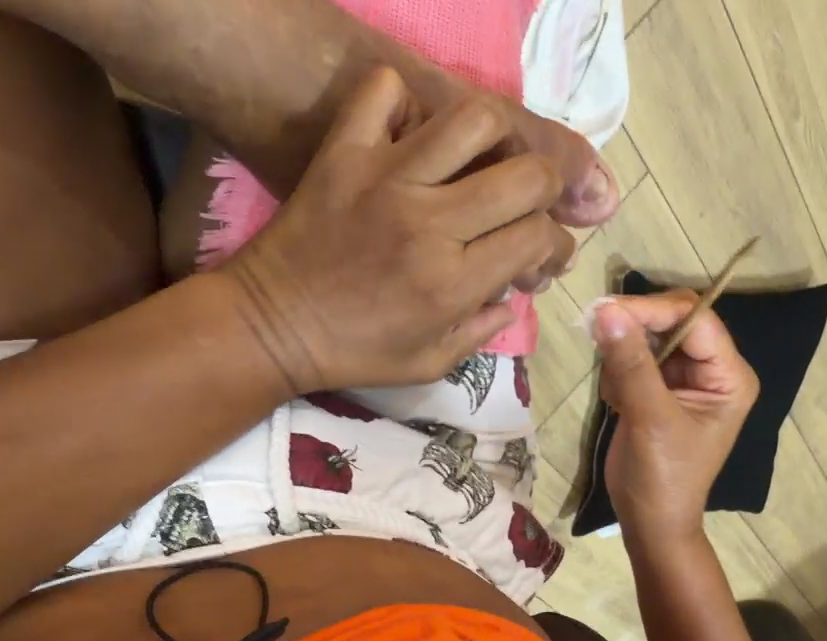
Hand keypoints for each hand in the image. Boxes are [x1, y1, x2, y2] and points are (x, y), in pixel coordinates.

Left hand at [228, 67, 577, 395]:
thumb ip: (483, 331)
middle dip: (546, 186)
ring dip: (496, 135)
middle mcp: (430, 223)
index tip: (544, 253)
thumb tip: (516, 294)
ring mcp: (386, 179)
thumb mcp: (430, 364)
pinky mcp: (345, 151)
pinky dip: (405, 100)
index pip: (537, 236)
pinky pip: (384, 90)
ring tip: (485, 157)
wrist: (271, 327)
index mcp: (453, 284)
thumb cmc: (355, 353)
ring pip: (473, 120)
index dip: (555, 244)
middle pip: (527, 175)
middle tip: (531, 200)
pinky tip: (413, 133)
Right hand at [592, 291, 758, 540]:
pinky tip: (617, 403)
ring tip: (616, 393)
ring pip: (650, 337)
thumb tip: (606, 312)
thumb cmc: (662, 478)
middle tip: (596, 332)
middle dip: (636, 327)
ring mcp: (684, 380)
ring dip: (624, 353)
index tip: (607, 312)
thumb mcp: (650, 420)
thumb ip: (631, 364)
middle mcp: (712, 371)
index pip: (696, 320)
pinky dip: (618, 371)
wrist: (650, 523)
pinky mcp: (658, 390)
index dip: (654, 310)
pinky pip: (635, 358)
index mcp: (729, 376)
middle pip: (673, 321)